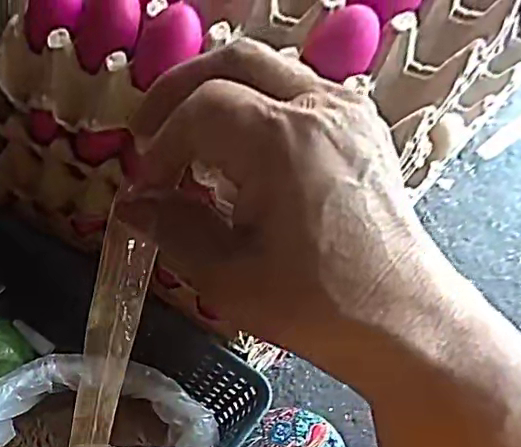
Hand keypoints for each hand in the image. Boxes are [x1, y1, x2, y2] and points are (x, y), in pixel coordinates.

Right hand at [122, 40, 465, 383]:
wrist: (390, 311)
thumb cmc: (307, 301)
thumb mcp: (223, 275)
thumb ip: (172, 229)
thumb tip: (130, 206)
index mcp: (281, 141)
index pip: (200, 109)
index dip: (159, 147)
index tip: (143, 192)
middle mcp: (318, 107)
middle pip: (234, 61)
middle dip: (177, 92)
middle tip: (145, 135)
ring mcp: (344, 111)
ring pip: (267, 71)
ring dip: (215, 99)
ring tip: (185, 150)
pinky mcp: (356, 128)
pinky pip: (295, 93)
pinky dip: (252, 111)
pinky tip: (233, 159)